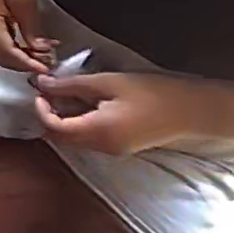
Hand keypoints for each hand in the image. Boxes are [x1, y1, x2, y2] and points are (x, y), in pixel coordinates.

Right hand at [0, 0, 54, 72]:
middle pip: (2, 58)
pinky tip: (30, 49)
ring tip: (43, 58)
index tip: (48, 69)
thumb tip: (43, 52)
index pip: (8, 52)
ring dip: (21, 60)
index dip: (27, 63)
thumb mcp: (25, 2)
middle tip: (49, 64)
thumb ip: (32, 29)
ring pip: (0, 55)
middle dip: (25, 64)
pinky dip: (14, 52)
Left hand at [31, 72, 216, 154]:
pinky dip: (79, 121)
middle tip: (50, 89)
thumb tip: (40, 83)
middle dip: (49, 114)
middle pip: (62, 137)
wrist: (193, 111)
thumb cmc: (152, 92)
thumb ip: (72, 85)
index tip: (40, 89)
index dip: (41, 110)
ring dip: (64, 117)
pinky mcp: (120, 147)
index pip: (54, 129)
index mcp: (98, 132)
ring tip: (68, 91)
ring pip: (74, 138)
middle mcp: (101, 147)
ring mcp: (111, 150)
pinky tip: (85, 101)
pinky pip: (89, 137)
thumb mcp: (108, 82)